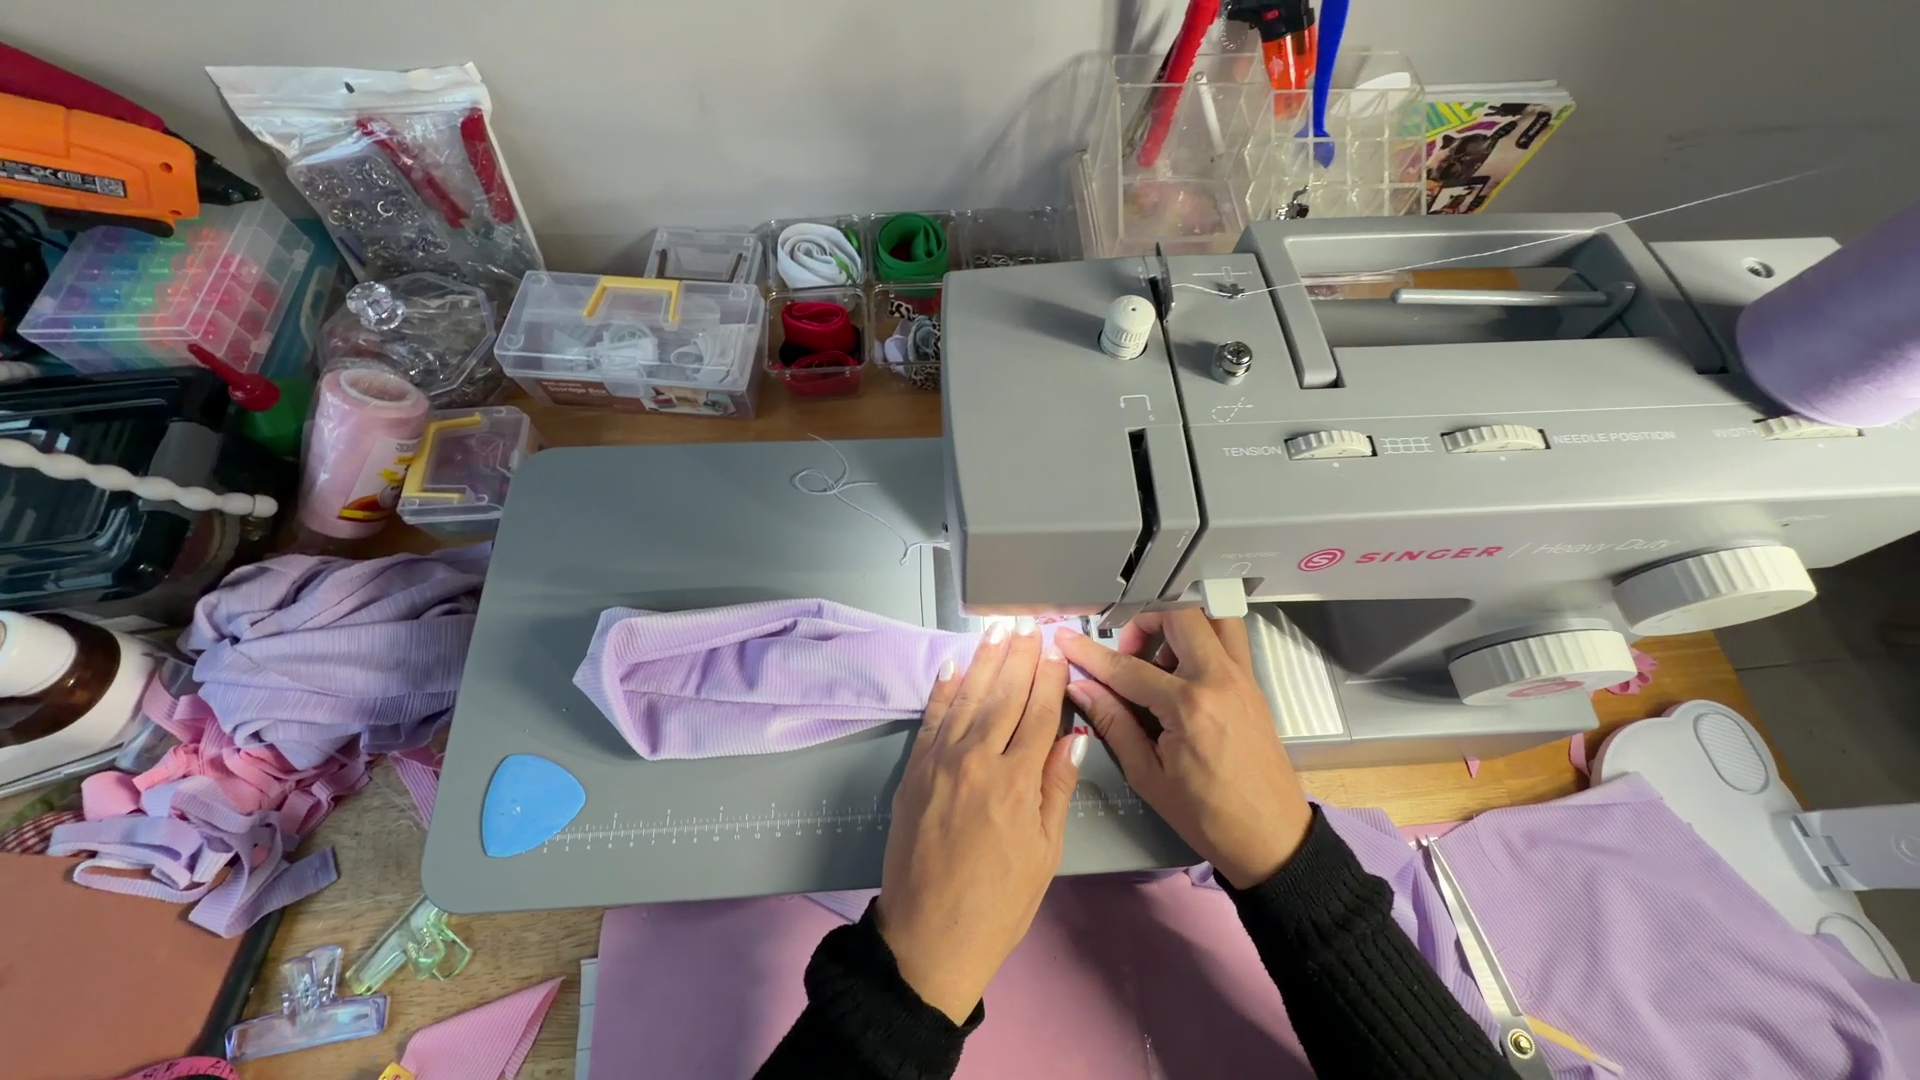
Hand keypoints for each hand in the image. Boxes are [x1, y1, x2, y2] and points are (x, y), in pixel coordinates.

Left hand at [877, 616, 1088, 1022]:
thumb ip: (1055, 789)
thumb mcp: (1044, 851)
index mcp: (1014, 781)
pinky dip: (943, 691)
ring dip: (984, 661)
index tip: (1057, 648)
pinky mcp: (915, 771)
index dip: (1049, 678)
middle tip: (1029, 623)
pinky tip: (954, 666)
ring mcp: (940, 762)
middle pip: (1003, 696)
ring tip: (998, 630)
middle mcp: (976, 760)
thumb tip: (1073, 737)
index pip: (1038, 713)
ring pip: (968, 699)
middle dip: (1019, 657)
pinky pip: (931, 720)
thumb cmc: (1000, 901)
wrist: (930, 935)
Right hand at [1056, 609, 1311, 889]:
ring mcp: (1242, 678)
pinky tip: (1181, 673)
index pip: (1127, 667)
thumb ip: (1113, 723)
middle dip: (1142, 621)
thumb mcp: (1147, 775)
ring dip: (1178, 623)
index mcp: (1189, 707)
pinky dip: (1200, 638)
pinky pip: (1228, 638)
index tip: (1066, 640)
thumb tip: (1081, 688)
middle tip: (1125, 652)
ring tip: (1158, 658)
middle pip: (1178, 614)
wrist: (1272, 838)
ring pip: (1212, 615)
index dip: (1089, 653)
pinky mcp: (1252, 684)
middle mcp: (1219, 680)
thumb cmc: (1208, 816)